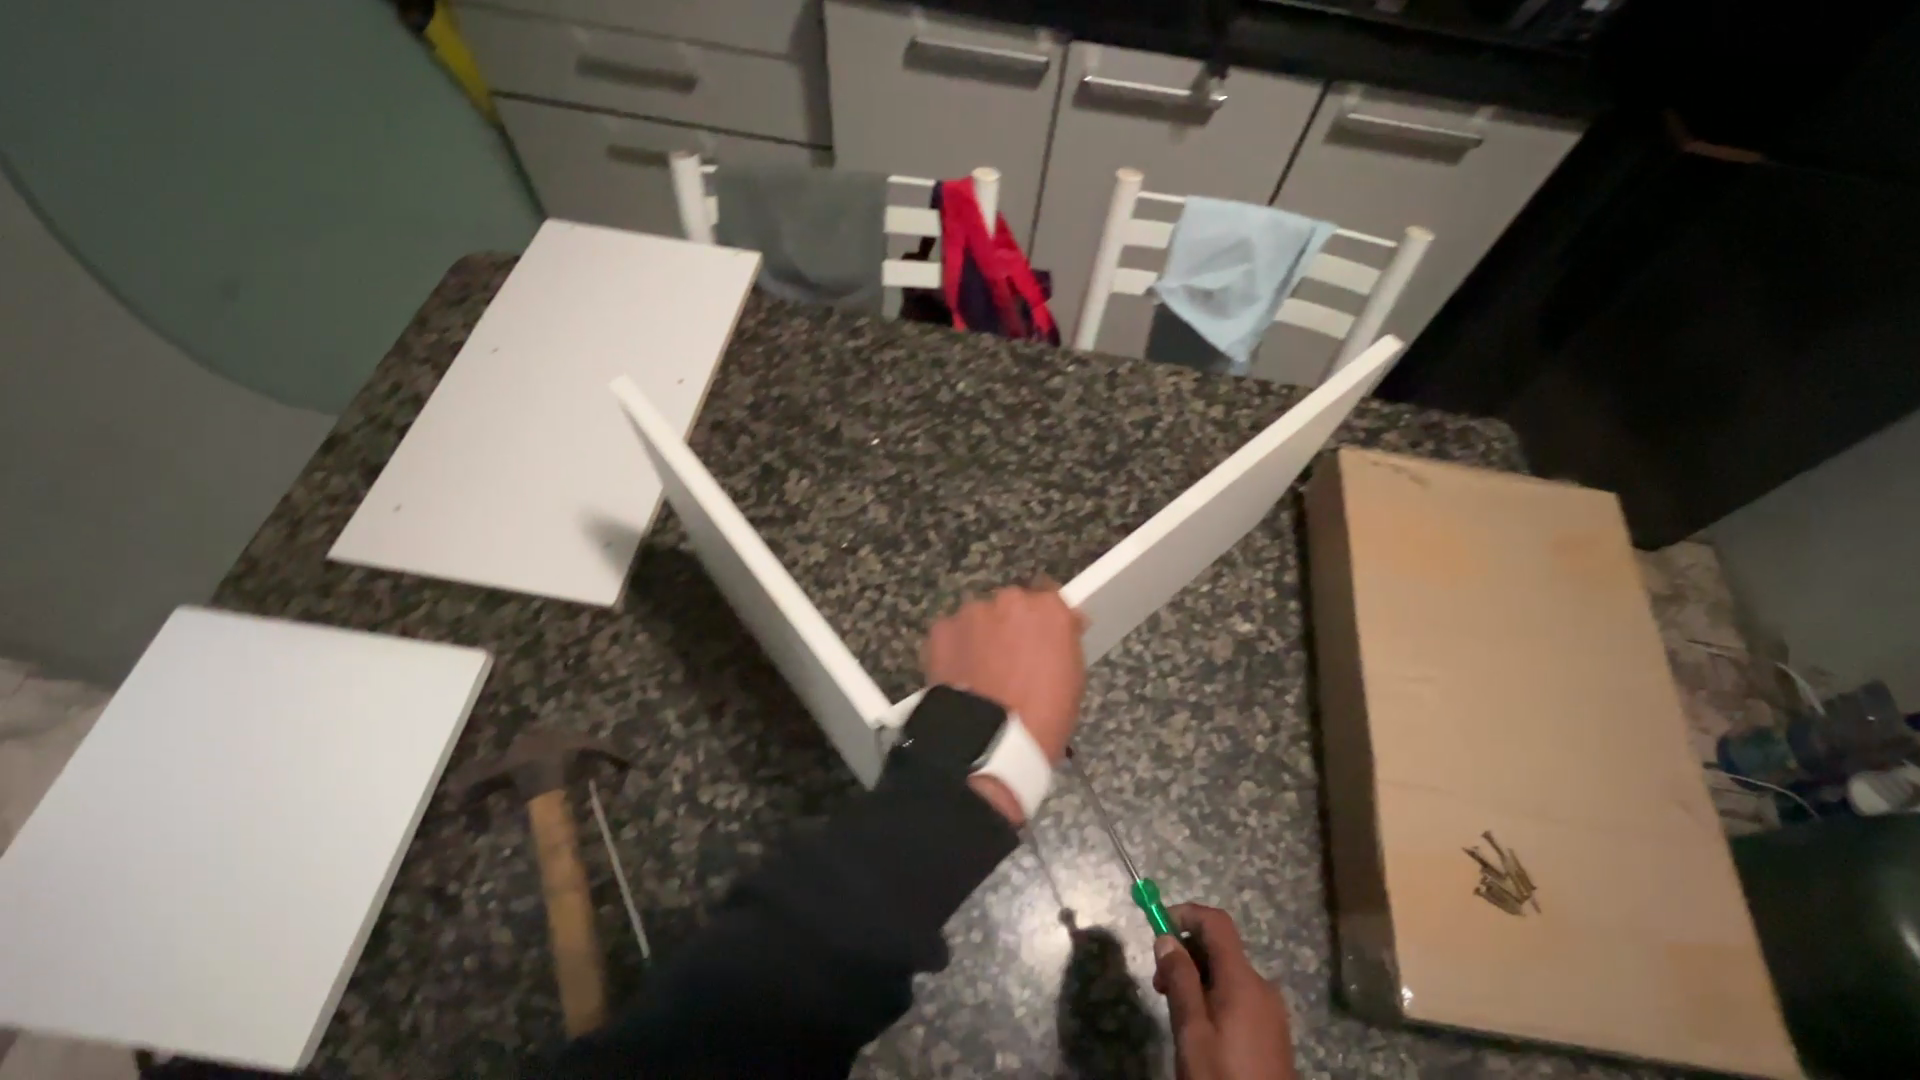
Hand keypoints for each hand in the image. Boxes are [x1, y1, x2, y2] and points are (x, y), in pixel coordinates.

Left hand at [922, 584, 1087, 763]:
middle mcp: (1010, 600)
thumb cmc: (1043, 716)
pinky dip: (955, 650)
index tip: (1041, 638)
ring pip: (978, 619)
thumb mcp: (1072, 678)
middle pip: (1011, 606)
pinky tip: (959, 676)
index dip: (1043, 620)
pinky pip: (951, 634)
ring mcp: (972, 613)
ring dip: (981, 637)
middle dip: (1010, 626)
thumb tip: (1060, 630)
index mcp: (1049, 609)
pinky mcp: (941, 630)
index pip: (1048, 597)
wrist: (990, 741)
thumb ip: (1063, 642)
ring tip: (980, 672)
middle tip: (1009, 660)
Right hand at [1153, 904, 1296, 1079]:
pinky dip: (1212, 994)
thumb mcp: (1191, 1031)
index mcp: (1243, 980)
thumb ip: (1180, 981)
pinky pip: (1238, 994)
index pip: (1217, 923)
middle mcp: (1261, 986)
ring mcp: (1269, 1008)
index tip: (1156, 925)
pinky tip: (1198, 1026)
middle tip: (1158, 984)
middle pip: (1220, 948)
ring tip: (1175, 1010)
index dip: (1186, 914)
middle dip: (1185, 952)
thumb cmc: (1222, 1077)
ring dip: (1196, 977)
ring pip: (1226, 973)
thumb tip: (1166, 938)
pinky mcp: (1270, 1029)